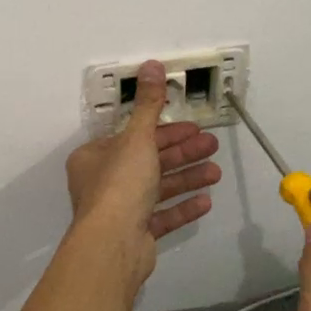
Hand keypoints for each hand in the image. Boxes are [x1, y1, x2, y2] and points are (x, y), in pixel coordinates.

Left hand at [64, 59, 220, 290]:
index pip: (133, 137)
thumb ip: (149, 104)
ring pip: (158, 189)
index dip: (164, 130)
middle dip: (182, 153)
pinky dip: (183, 207)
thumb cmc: (120, 185)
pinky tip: (206, 200)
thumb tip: (152, 64)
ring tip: (216, 172)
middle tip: (211, 145)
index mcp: (94, 157)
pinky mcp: (136, 234)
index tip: (192, 127)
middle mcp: (103, 182)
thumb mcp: (137, 138)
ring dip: (188, 178)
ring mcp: (119, 211)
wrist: (113, 245)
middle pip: (149, 161)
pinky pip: (162, 216)